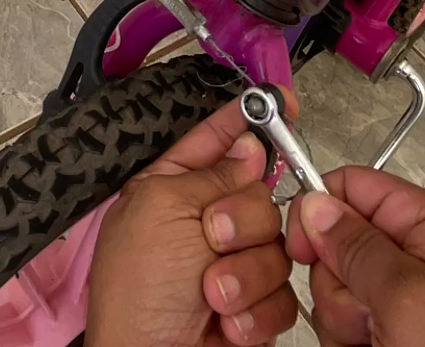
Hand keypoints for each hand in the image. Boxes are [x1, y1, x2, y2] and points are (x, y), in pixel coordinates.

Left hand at [86, 92, 301, 346]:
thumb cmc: (139, 287)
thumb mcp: (165, 209)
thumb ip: (212, 176)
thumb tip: (250, 147)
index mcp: (173, 184)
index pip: (217, 139)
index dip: (247, 118)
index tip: (280, 100)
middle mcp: (204, 218)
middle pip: (258, 192)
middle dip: (240, 220)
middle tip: (212, 239)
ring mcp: (231, 262)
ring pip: (276, 243)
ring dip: (245, 273)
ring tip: (211, 296)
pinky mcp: (254, 305)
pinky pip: (285, 292)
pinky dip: (257, 311)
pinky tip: (227, 325)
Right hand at [285, 166, 424, 346]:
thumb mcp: (409, 299)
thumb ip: (356, 247)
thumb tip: (314, 203)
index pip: (351, 186)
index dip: (317, 211)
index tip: (300, 251)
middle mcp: (424, 253)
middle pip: (342, 244)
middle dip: (339, 286)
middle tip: (369, 320)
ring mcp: (419, 298)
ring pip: (345, 290)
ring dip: (347, 323)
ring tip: (381, 346)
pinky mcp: (414, 334)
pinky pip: (360, 324)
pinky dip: (359, 343)